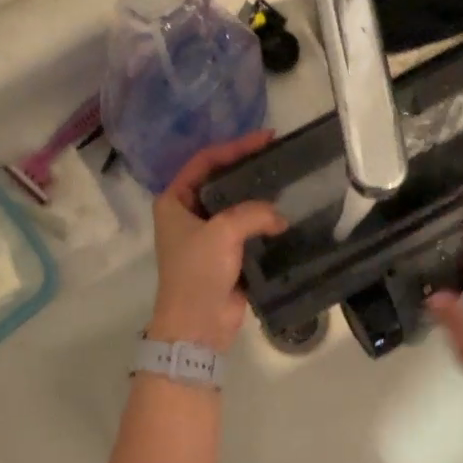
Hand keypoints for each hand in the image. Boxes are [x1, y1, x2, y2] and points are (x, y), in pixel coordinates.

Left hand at [148, 130, 286, 349]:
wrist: (197, 324)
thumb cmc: (198, 272)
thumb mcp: (223, 232)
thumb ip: (253, 213)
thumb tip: (280, 217)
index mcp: (174, 201)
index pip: (205, 162)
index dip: (235, 147)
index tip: (266, 137)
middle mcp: (189, 215)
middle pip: (222, 182)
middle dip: (249, 170)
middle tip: (280, 157)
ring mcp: (208, 237)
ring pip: (237, 208)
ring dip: (260, 199)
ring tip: (288, 184)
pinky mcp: (227, 258)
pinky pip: (248, 233)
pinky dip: (265, 225)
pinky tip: (286, 217)